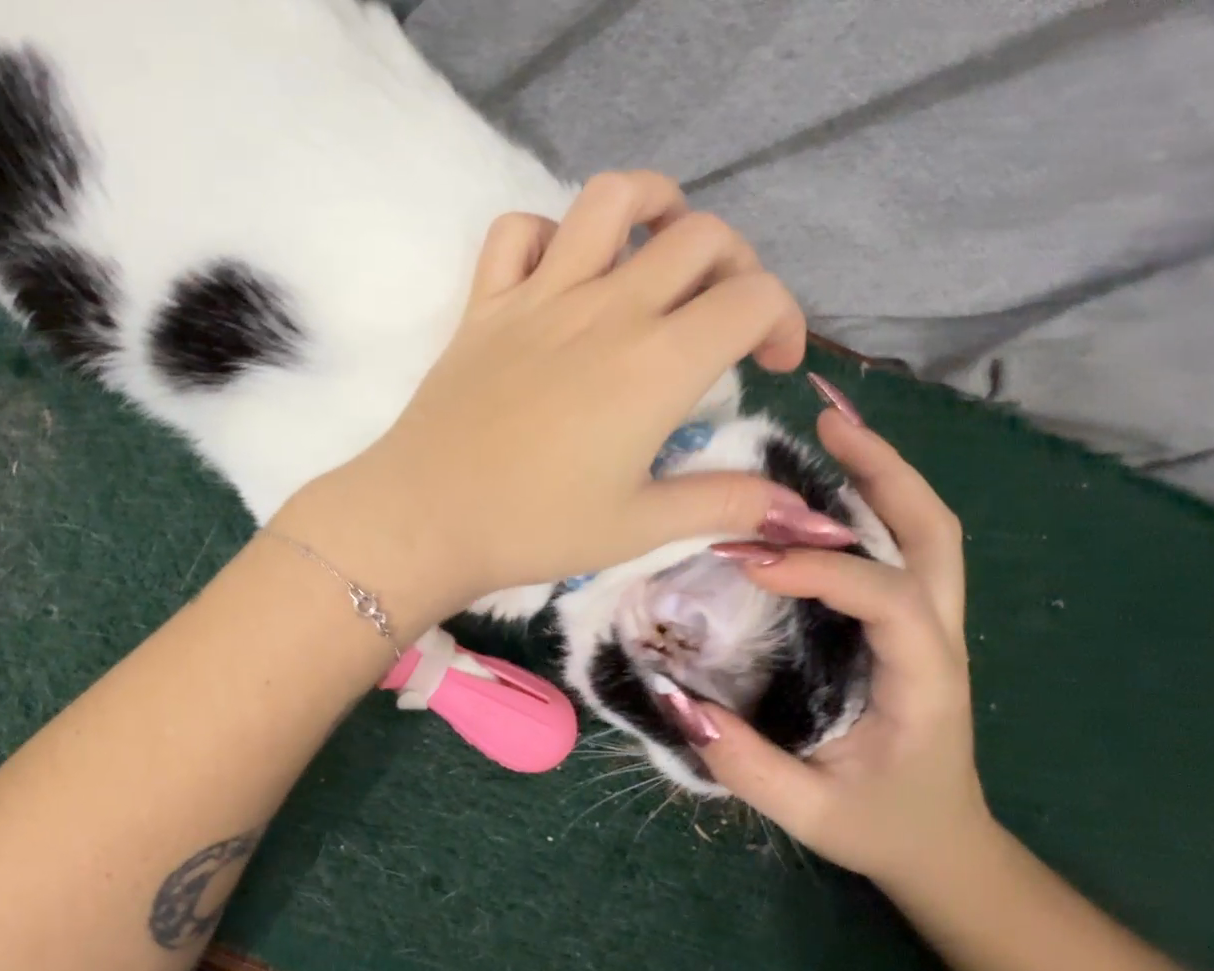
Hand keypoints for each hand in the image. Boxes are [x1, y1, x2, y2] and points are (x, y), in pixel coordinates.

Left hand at [277, 171, 814, 614]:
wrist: (425, 517)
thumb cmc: (532, 527)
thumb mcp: (638, 527)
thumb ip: (720, 503)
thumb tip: (788, 505)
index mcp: (658, 363)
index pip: (754, 297)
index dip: (784, 320)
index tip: (768, 366)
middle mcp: (607, 310)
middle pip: (701, 236)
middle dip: (736, 265)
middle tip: (722, 316)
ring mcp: (539, 296)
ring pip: (609, 198)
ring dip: (652, 204)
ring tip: (659, 248)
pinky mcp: (484, 303)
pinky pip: (514, 231)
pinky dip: (546, 233)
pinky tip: (559, 272)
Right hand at [688, 399, 992, 888]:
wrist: (944, 846)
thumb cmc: (882, 827)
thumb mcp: (810, 813)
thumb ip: (746, 765)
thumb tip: (675, 699)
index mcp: (925, 681)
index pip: (888, 598)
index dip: (819, 568)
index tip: (745, 560)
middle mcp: (940, 640)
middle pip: (932, 534)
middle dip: (883, 471)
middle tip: (824, 424)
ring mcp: (932, 627)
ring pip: (926, 532)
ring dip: (883, 474)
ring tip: (829, 428)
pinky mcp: (910, 625)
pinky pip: (903, 549)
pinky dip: (873, 503)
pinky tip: (826, 483)